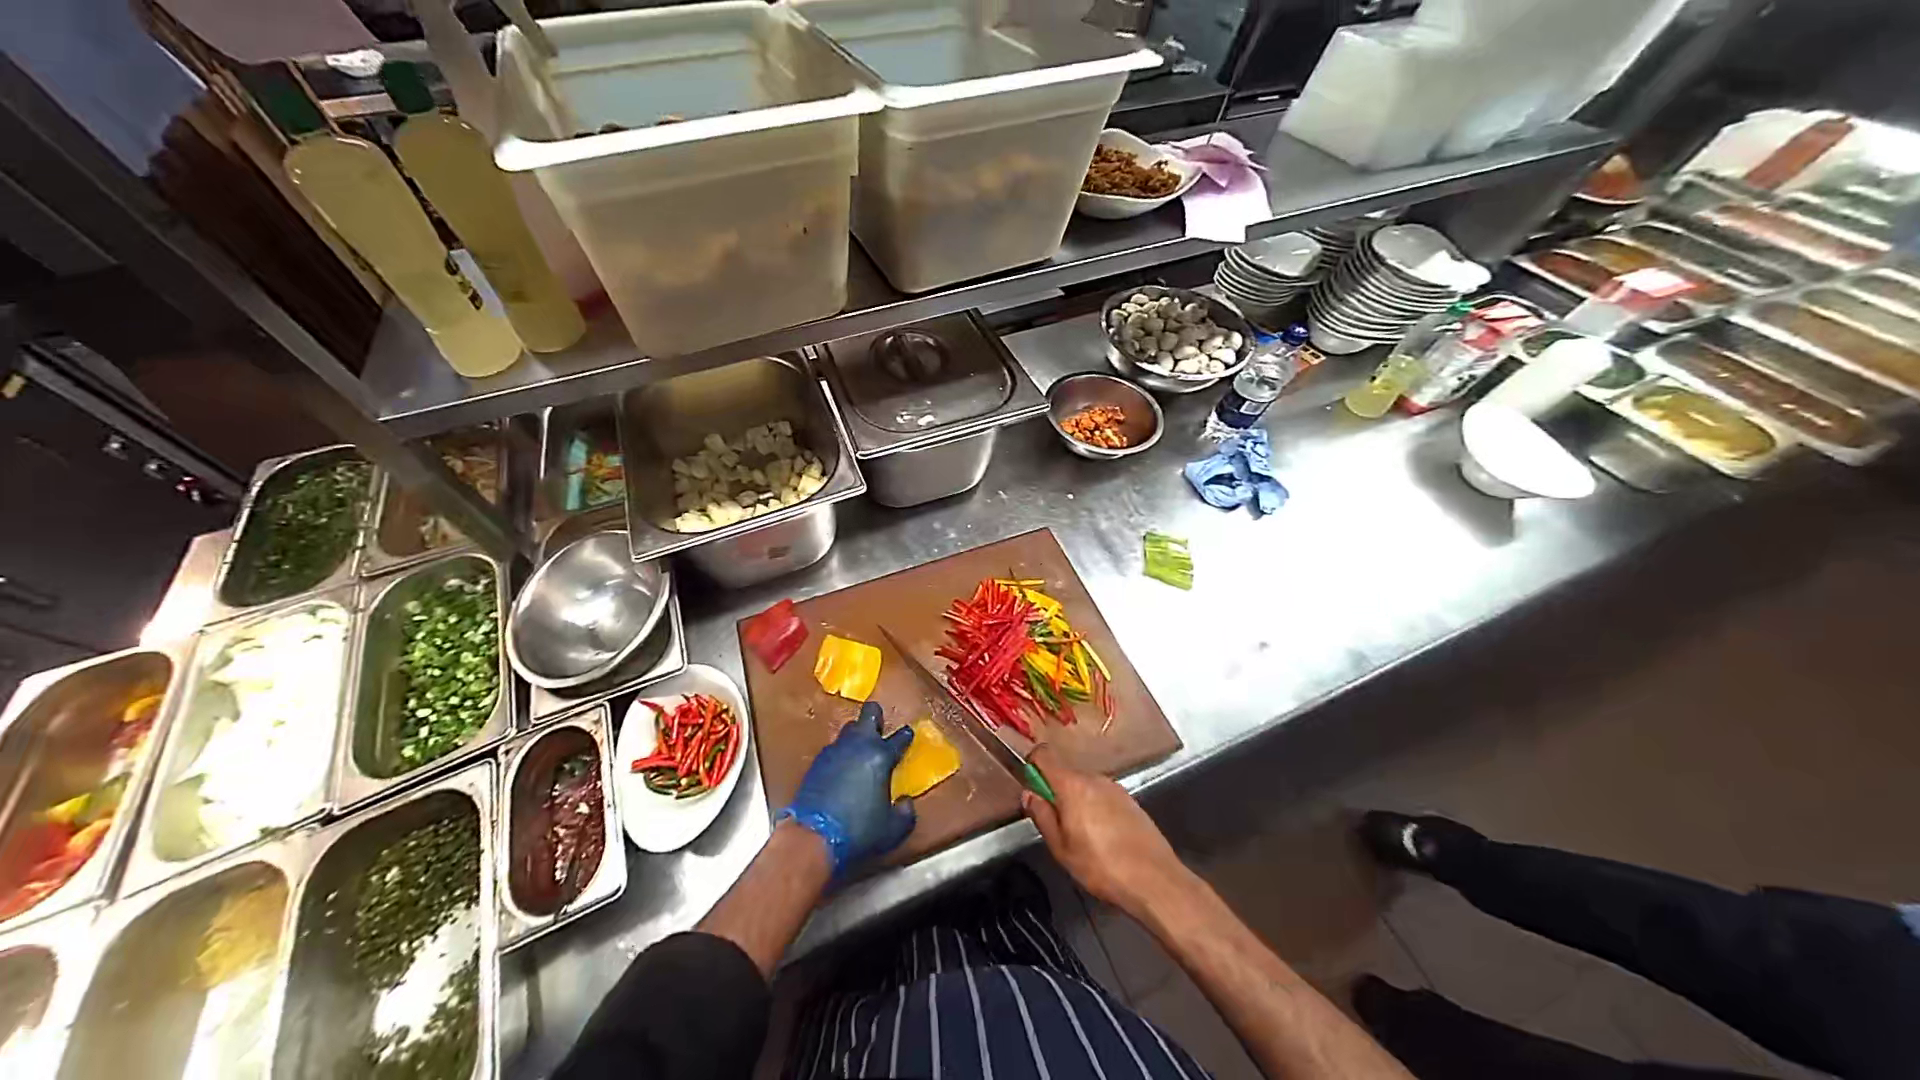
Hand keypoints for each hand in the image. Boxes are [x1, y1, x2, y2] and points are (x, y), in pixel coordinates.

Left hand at [777, 702, 915, 875]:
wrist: (813, 838)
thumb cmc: (858, 831)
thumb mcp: (893, 829)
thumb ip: (905, 812)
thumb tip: (905, 803)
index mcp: (879, 756)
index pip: (898, 738)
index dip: (905, 736)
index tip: (907, 734)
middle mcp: (857, 746)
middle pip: (868, 714)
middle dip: (876, 716)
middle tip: (880, 725)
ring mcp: (834, 752)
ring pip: (848, 729)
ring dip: (857, 735)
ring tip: (861, 746)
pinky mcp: (816, 763)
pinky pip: (834, 749)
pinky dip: (842, 753)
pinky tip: (843, 766)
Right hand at [1023, 744, 1191, 917]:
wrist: (1154, 879)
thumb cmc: (1101, 866)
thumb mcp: (1060, 847)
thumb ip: (1042, 815)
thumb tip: (1029, 794)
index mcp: (1072, 785)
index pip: (1044, 755)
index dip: (1032, 766)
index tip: (1032, 788)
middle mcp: (1094, 779)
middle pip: (1065, 773)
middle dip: (1056, 793)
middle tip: (1057, 825)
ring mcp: (1115, 788)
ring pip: (1085, 786)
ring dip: (1078, 802)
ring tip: (1082, 838)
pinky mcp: (1131, 801)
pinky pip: (1104, 796)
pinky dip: (1097, 809)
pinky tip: (1104, 838)